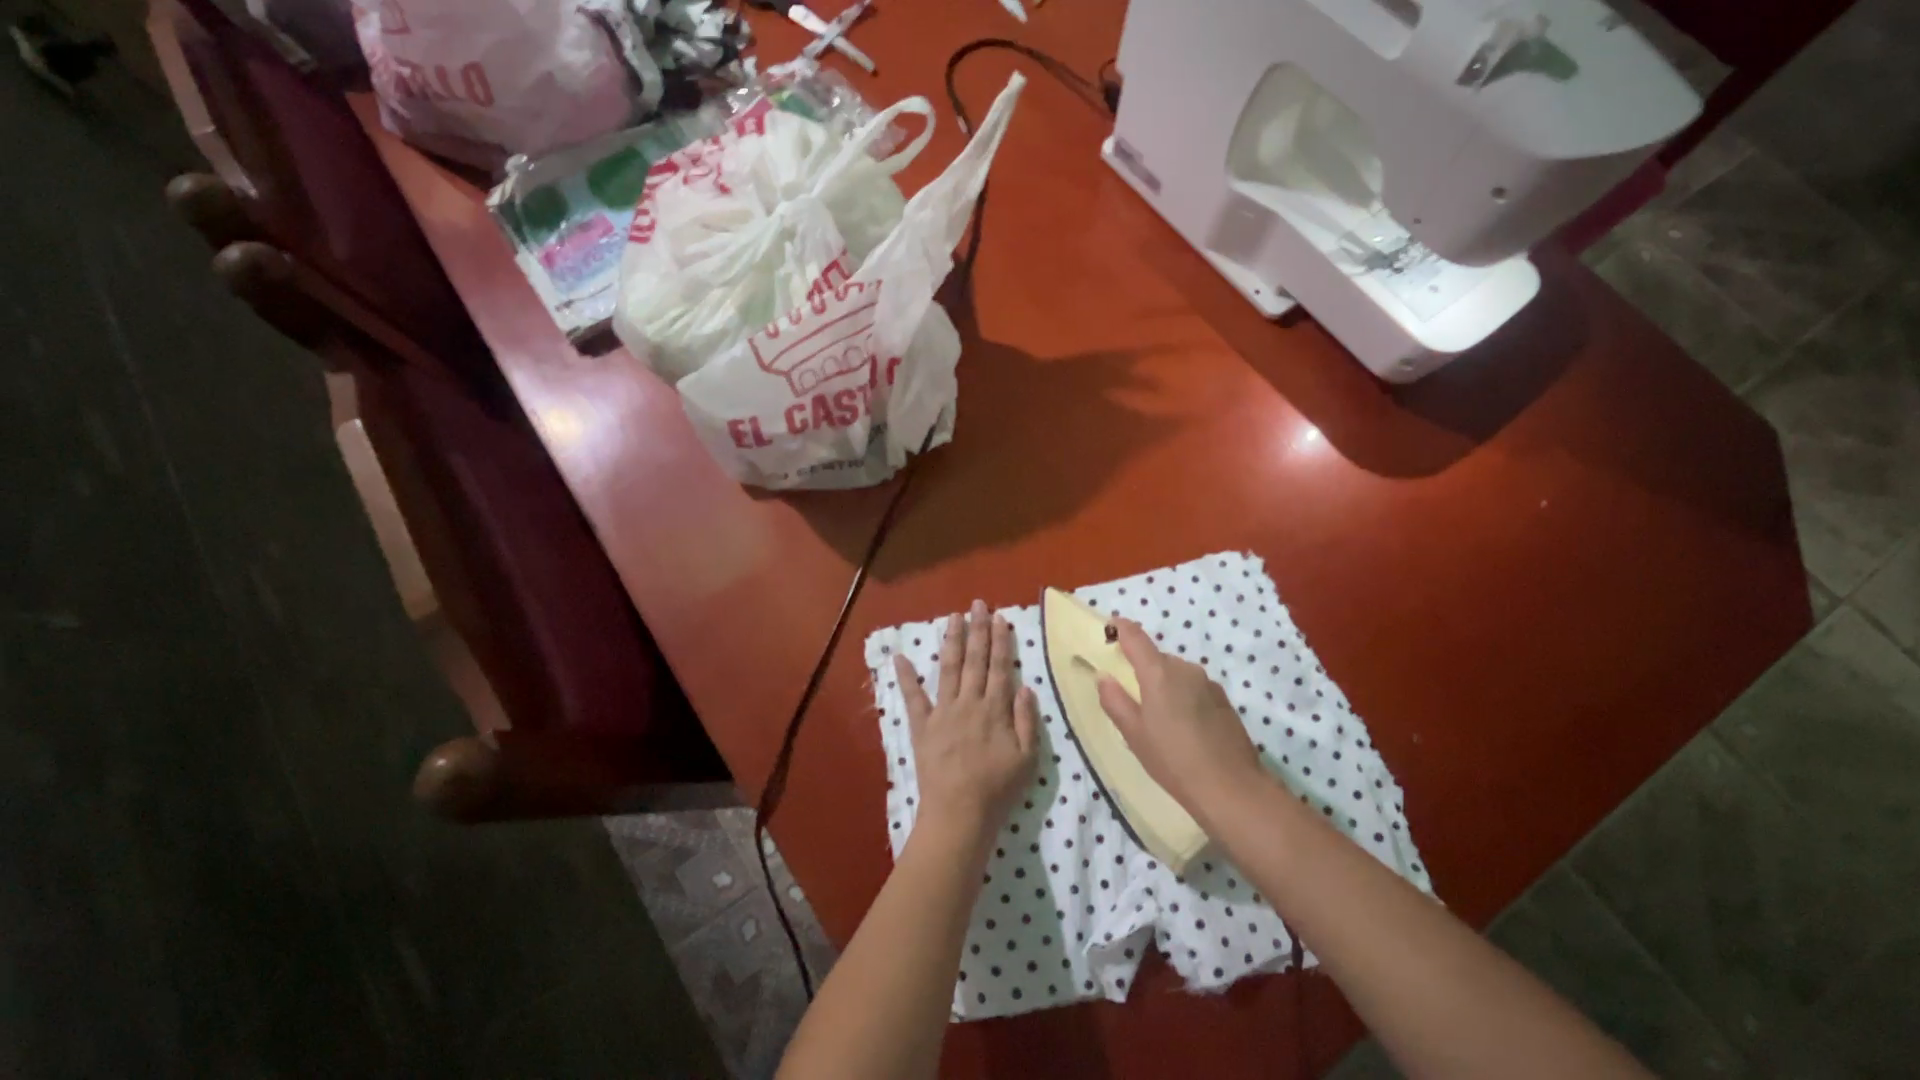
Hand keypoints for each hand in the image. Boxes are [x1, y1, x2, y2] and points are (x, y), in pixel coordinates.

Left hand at [893, 600, 1039, 844]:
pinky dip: (905, 676)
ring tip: (952, 617)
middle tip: (977, 604)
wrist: (959, 812)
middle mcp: (969, 703)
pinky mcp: (922, 726)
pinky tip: (899, 656)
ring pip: (948, 669)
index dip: (1000, 641)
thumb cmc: (998, 788)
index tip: (999, 617)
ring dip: (951, 641)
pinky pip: (913, 697)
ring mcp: (943, 712)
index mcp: (996, 709)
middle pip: (975, 660)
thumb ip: (1027, 721)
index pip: (999, 667)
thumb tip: (1025, 687)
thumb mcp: (1027, 757)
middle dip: (977, 630)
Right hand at [1095, 618, 1268, 824]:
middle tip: (1132, 699)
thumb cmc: (1173, 760)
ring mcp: (1208, 683)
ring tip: (1159, 720)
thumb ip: (1115, 701)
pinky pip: (1194, 689)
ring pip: (1177, 675)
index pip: (1136, 637)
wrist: (1230, 787)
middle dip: (1143, 670)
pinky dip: (1183, 699)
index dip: (1121, 628)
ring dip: (1165, 687)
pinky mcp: (1224, 700)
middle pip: (1157, 658)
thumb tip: (1104, 677)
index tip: (1110, 628)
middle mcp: (1185, 669)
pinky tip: (1184, 728)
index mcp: (1159, 672)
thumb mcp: (1134, 734)